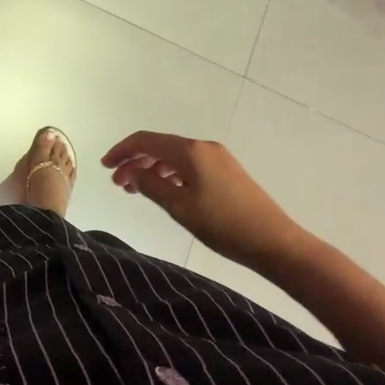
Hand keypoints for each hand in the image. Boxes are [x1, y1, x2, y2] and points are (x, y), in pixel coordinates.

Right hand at [101, 130, 312, 268]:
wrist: (279, 245)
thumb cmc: (224, 224)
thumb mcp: (179, 206)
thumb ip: (150, 183)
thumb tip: (130, 169)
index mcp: (190, 150)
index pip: (145, 140)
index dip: (122, 151)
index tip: (105, 167)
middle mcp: (203, 147)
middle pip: (159, 146)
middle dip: (136, 161)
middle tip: (120, 184)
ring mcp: (219, 159)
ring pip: (174, 157)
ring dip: (153, 169)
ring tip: (139, 190)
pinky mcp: (229, 173)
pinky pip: (190, 165)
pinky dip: (171, 174)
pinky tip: (167, 191)